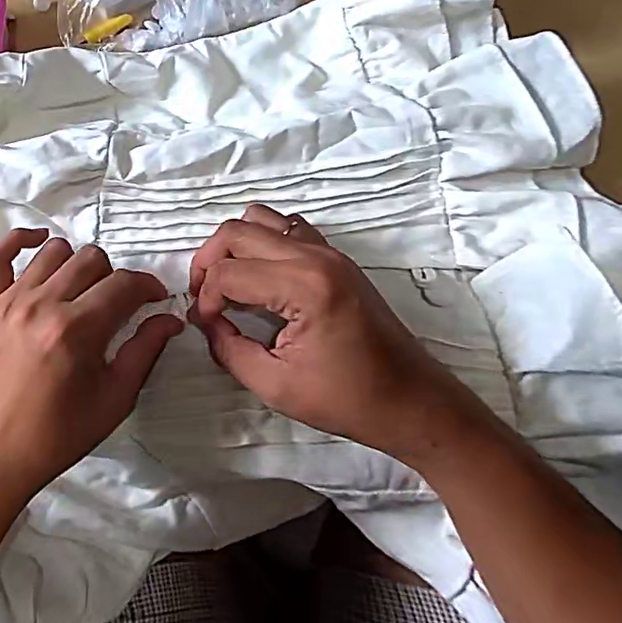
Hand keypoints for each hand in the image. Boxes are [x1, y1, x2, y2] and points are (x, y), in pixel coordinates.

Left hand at [0, 229, 181, 502]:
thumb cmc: (61, 432)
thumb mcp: (115, 398)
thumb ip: (144, 350)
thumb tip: (170, 319)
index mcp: (77, 329)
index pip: (123, 283)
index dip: (148, 287)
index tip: (156, 300)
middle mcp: (43, 304)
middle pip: (91, 259)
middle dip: (115, 276)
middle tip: (118, 305)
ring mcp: (12, 300)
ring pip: (54, 252)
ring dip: (77, 264)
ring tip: (84, 290)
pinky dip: (19, 240)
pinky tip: (39, 242)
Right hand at [188, 205, 498, 467]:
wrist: (416, 404)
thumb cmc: (351, 400)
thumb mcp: (275, 387)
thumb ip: (228, 350)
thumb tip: (208, 324)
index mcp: (305, 288)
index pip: (228, 273)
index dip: (206, 299)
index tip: (208, 326)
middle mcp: (316, 258)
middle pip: (236, 232)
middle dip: (208, 263)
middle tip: (205, 298)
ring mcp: (329, 252)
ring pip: (258, 218)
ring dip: (232, 245)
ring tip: (228, 281)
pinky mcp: (336, 257)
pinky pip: (285, 226)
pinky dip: (260, 240)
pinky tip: (259, 274)